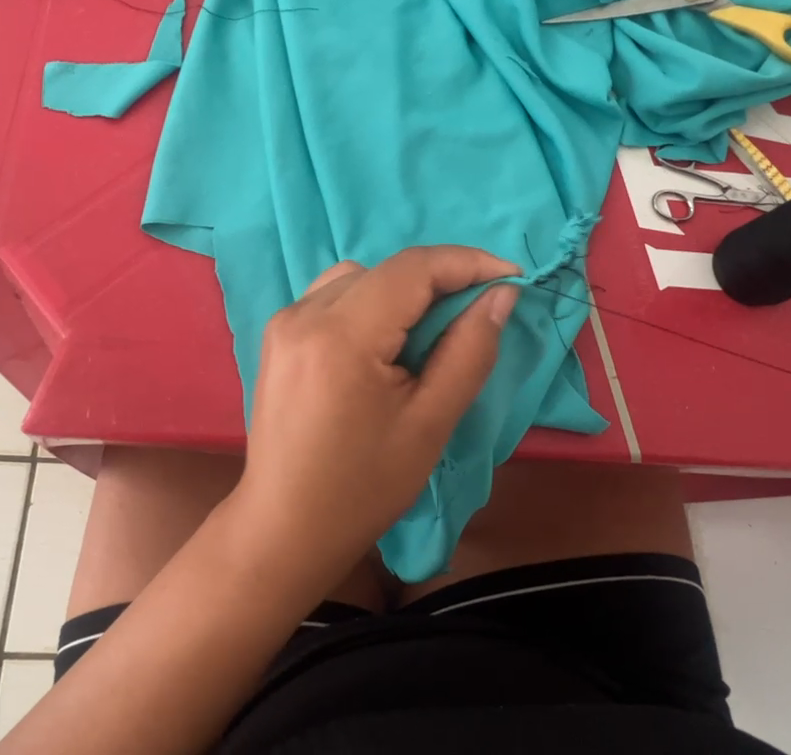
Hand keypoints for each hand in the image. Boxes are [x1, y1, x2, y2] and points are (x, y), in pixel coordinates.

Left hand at [235, 246, 519, 571]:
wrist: (287, 527)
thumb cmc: (364, 486)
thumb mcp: (430, 422)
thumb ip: (469, 350)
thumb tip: (501, 294)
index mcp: (341, 335)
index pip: (413, 269)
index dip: (468, 263)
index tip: (512, 276)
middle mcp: (304, 314)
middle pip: (387, 270)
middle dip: (440, 282)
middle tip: (480, 314)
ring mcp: (284, 322)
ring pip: (360, 277)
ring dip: (403, 292)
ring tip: (429, 337)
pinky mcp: (277, 335)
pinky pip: (333, 296)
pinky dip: (370, 303)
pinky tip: (383, 344)